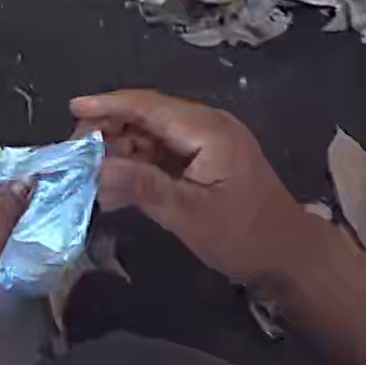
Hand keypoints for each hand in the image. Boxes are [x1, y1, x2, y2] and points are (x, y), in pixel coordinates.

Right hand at [71, 89, 317, 285]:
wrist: (292, 259)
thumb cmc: (245, 237)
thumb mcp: (190, 215)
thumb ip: (142, 187)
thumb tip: (96, 169)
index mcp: (207, 130)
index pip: (147, 106)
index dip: (107, 105)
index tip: (73, 108)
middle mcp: (204, 126)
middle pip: (144, 114)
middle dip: (107, 128)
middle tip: (75, 150)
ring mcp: (202, 141)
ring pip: (147, 132)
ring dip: (118, 147)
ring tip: (88, 169)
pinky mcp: (199, 158)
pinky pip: (157, 150)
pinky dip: (134, 161)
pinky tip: (112, 180)